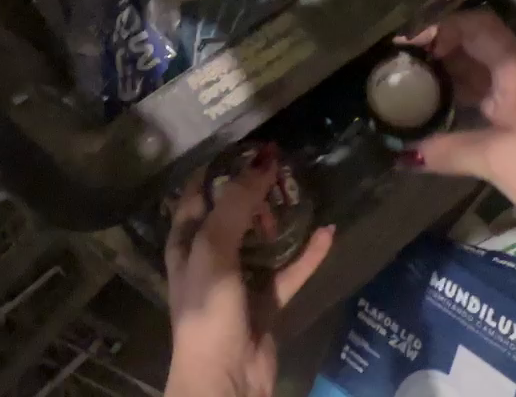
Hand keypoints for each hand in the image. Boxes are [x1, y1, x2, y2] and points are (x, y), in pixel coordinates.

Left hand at [164, 149, 333, 396]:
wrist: (225, 382)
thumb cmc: (208, 308)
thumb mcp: (214, 248)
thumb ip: (236, 203)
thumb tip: (263, 159)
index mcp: (187, 240)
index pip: (199, 191)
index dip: (221, 166)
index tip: (250, 142)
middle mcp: (211, 254)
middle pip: (235, 210)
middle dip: (257, 188)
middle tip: (282, 167)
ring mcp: (241, 278)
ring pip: (264, 238)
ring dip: (282, 217)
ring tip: (303, 190)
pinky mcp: (268, 302)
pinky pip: (291, 269)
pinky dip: (308, 252)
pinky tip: (328, 232)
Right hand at [403, 11, 515, 235]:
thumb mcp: (494, 159)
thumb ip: (446, 149)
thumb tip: (402, 154)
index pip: (479, 26)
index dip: (445, 27)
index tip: (414, 46)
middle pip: (473, 45)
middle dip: (438, 47)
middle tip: (402, 63)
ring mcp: (515, 101)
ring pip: (473, 71)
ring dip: (443, 72)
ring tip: (408, 81)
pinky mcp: (512, 124)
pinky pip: (476, 96)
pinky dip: (452, 95)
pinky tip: (429, 108)